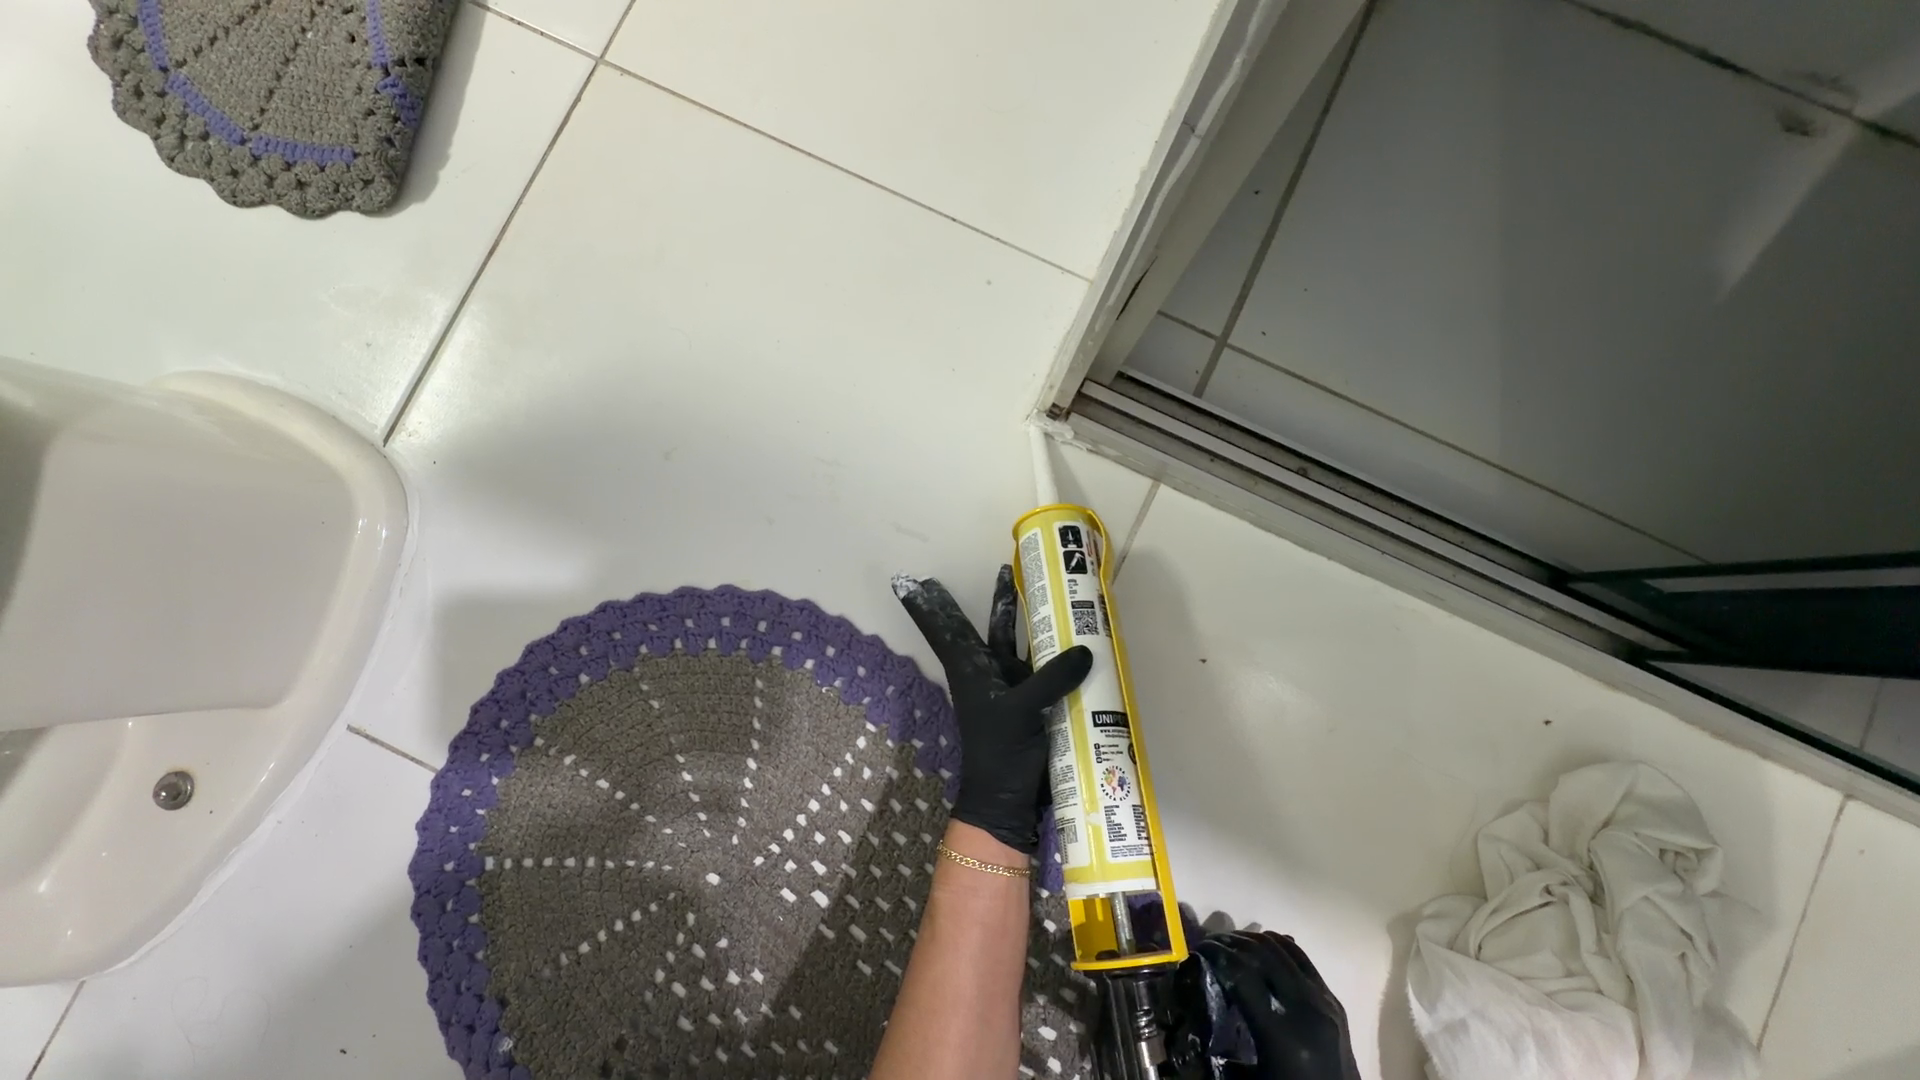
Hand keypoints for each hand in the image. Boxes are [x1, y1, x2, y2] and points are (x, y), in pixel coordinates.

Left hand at [894, 567, 1091, 853]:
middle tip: (1007, 565)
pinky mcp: (1036, 702)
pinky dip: (1059, 653)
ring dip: (1032, 619)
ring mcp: (1012, 687)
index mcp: (970, 671)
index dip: (928, 607)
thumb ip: (1052, 678)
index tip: (909, 581)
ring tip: (1045, 589)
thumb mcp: (1021, 711)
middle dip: (999, 599)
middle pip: (990, 627)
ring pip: (1021, 643)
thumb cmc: (999, 753)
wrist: (1006, 800)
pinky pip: (1047, 668)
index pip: (945, 630)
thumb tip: (1085, 649)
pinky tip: (1079, 637)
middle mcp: (988, 673)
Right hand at [1168, 931, 1359, 1079]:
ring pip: (1283, 949)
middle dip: (1231, 941)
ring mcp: (1324, 1001)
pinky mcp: (1333, 1000)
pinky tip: (1261, 949)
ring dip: (1253, 939)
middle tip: (1210, 943)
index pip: (1242, 974)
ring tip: (1231, 943)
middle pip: (1262, 953)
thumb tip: (1199, 1013)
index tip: (1198, 949)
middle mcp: (1305, 1009)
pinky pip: (1302, 959)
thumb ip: (1225, 1046)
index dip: (1217, 954)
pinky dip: (1278, 945)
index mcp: (1282, 1035)